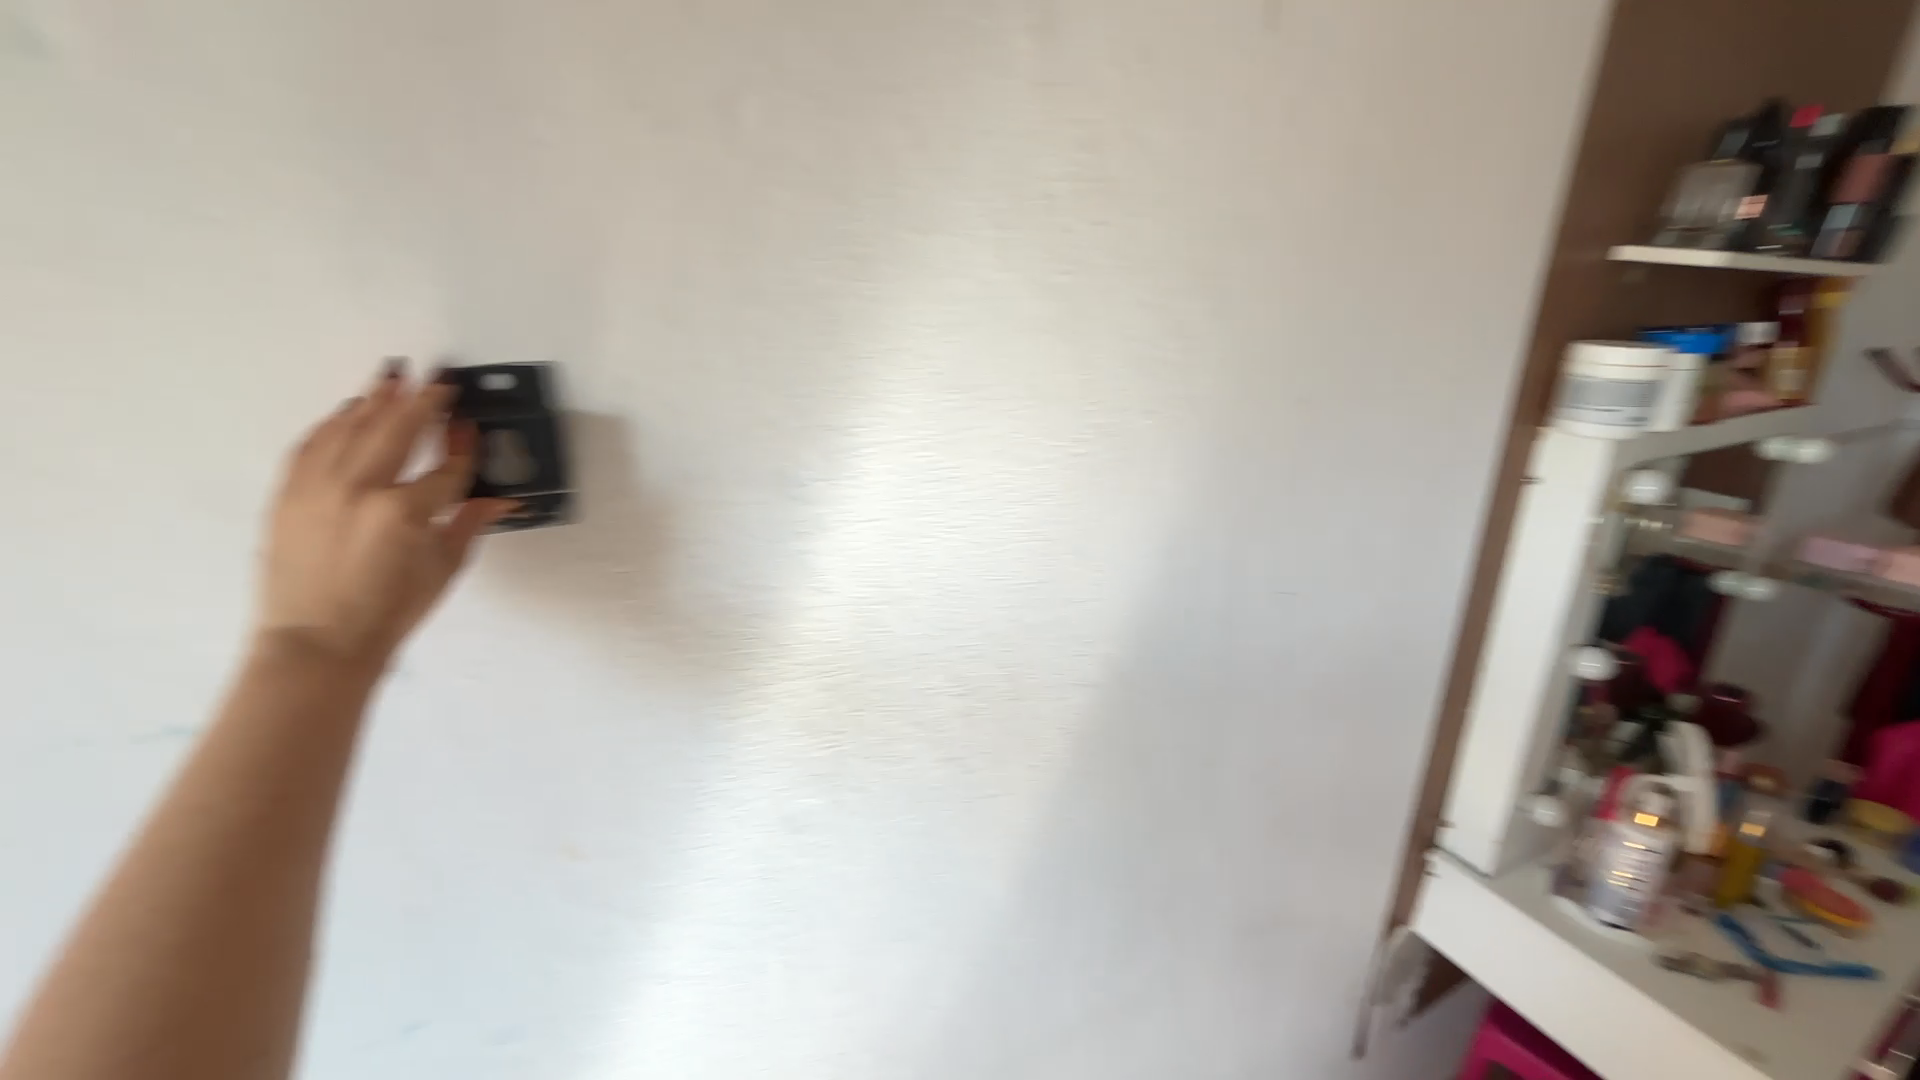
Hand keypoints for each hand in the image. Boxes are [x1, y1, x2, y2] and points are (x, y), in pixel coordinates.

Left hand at [255, 361, 516, 666]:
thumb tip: (498, 497)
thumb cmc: (389, 612)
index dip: (465, 447)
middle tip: (440, 376)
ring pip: (350, 427)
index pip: (446, 468)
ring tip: (394, 376)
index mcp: (404, 512)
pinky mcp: (288, 494)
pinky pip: (312, 444)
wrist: (316, 643)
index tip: (473, 426)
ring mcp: (318, 487)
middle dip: (423, 400)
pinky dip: (333, 423)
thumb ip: (468, 523)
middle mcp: (359, 488)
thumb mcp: (443, 569)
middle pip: (397, 429)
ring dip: (376, 399)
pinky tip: (349, 410)